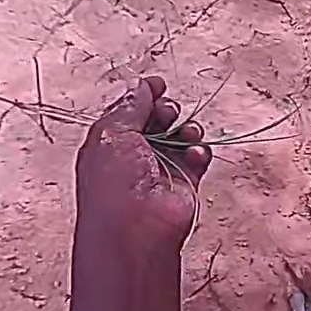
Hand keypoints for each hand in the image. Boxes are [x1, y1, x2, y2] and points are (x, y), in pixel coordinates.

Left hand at [75, 77, 211, 253]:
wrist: (136, 226)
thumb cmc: (114, 183)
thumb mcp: (113, 133)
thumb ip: (131, 107)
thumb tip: (140, 87)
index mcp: (111, 142)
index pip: (130, 111)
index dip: (144, 95)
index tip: (158, 84)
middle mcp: (136, 155)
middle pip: (157, 121)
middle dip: (166, 111)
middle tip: (168, 111)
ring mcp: (162, 169)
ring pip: (181, 137)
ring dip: (186, 130)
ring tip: (186, 133)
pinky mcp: (185, 182)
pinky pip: (197, 158)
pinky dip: (199, 152)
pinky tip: (194, 153)